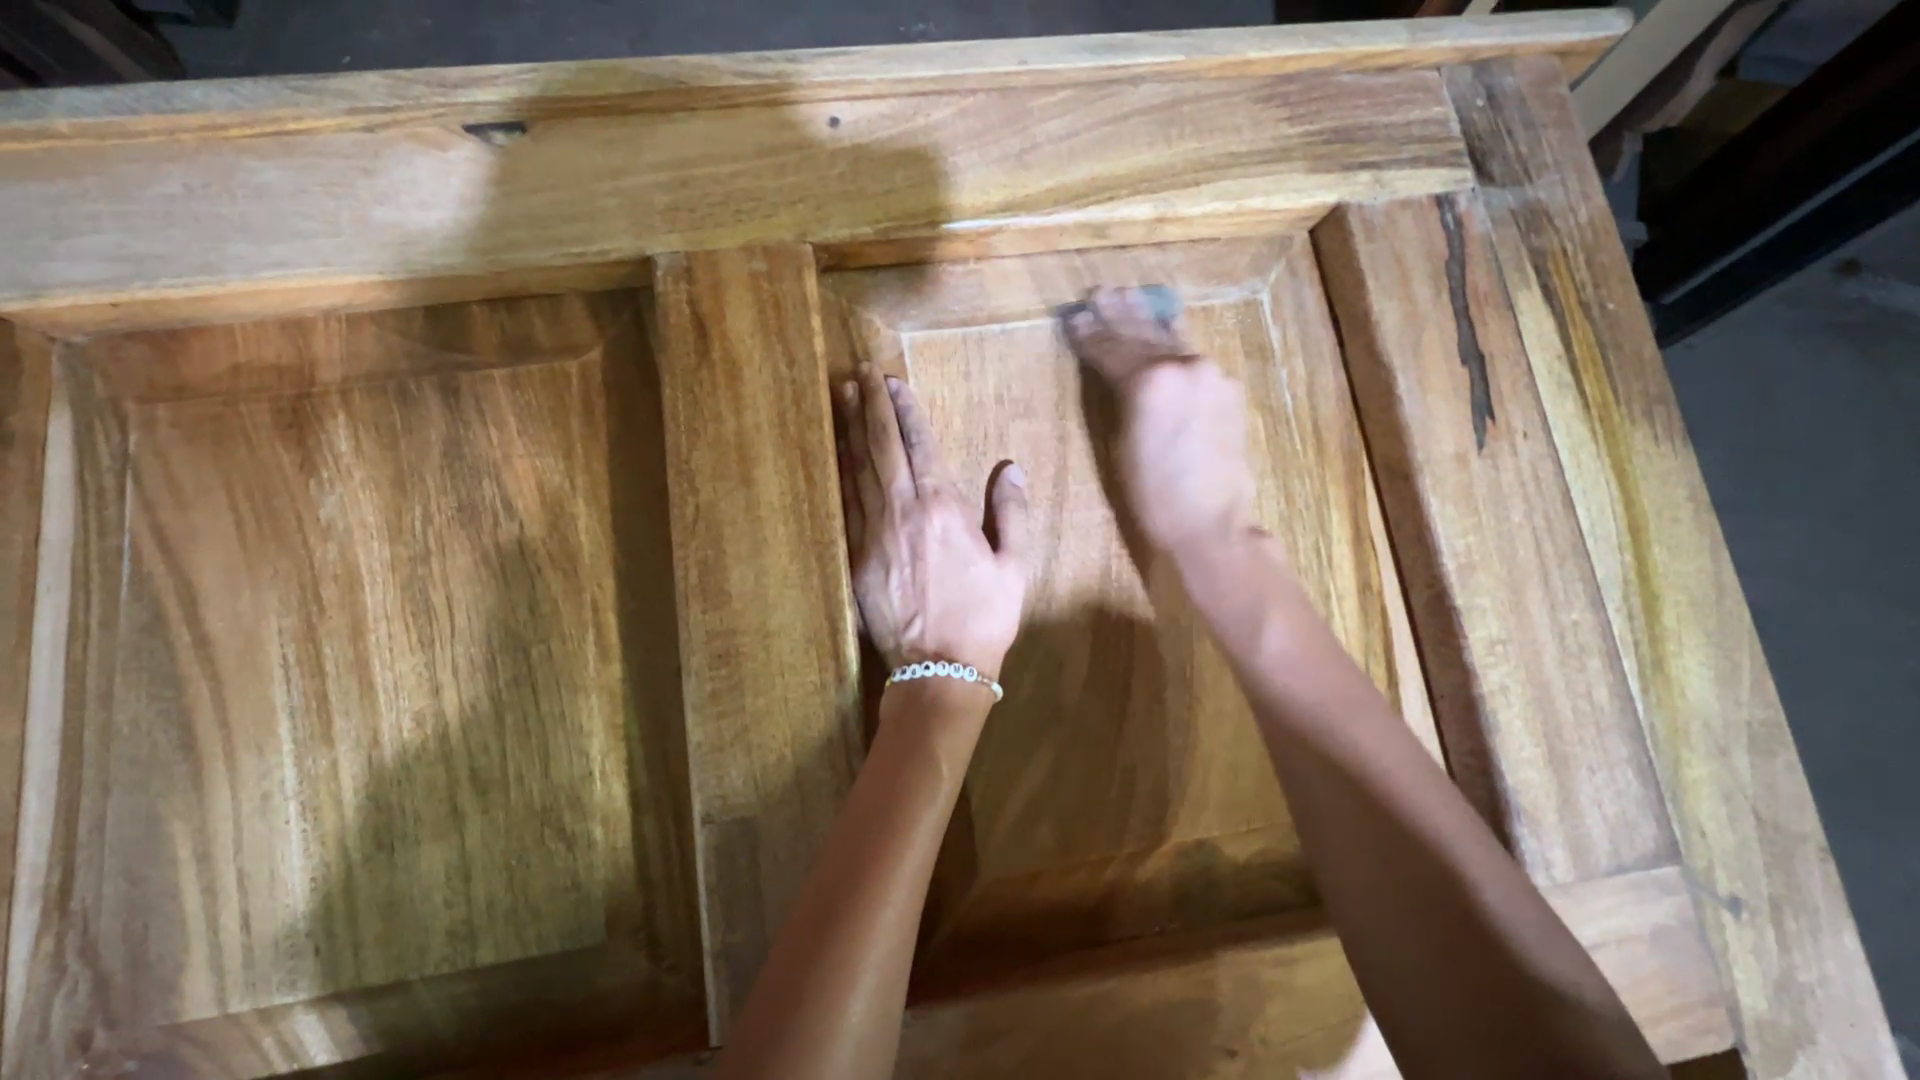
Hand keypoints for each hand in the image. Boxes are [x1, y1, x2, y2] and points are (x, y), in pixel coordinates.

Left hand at [837, 365, 1030, 680]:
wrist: (938, 667)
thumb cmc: (983, 617)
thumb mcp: (1014, 566)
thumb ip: (1012, 513)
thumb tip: (1012, 468)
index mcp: (942, 508)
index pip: (920, 444)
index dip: (905, 409)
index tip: (893, 381)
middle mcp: (902, 511)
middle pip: (881, 446)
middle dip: (871, 405)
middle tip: (860, 372)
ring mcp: (872, 533)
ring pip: (857, 469)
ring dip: (851, 429)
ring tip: (844, 396)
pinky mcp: (855, 557)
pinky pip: (846, 503)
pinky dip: (841, 472)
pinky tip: (837, 453)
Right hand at [1063, 287, 1258, 556]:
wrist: (1210, 522)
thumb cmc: (1151, 495)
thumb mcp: (1118, 444)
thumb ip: (1116, 397)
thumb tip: (1109, 370)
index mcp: (1149, 380)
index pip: (1110, 348)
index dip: (1089, 334)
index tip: (1074, 317)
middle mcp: (1183, 365)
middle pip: (1142, 334)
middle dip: (1117, 314)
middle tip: (1098, 293)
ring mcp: (1210, 374)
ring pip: (1171, 340)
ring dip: (1146, 320)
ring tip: (1127, 298)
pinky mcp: (1227, 389)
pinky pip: (1192, 358)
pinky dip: (1172, 343)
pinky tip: (1163, 330)